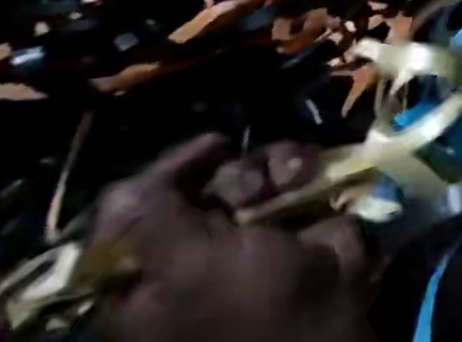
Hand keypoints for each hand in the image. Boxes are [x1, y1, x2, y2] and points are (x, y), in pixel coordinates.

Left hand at [92, 135, 371, 341]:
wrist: (322, 315)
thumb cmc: (243, 300)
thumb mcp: (186, 264)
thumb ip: (153, 217)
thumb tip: (138, 177)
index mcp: (152, 269)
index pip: (141, 206)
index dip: (170, 172)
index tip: (211, 147)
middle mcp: (196, 244)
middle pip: (202, 181)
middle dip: (234, 172)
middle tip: (253, 189)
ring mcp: (248, 227)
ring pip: (251, 168)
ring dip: (274, 163)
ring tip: (293, 178)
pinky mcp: (294, 212)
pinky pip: (292, 169)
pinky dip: (302, 163)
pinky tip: (310, 174)